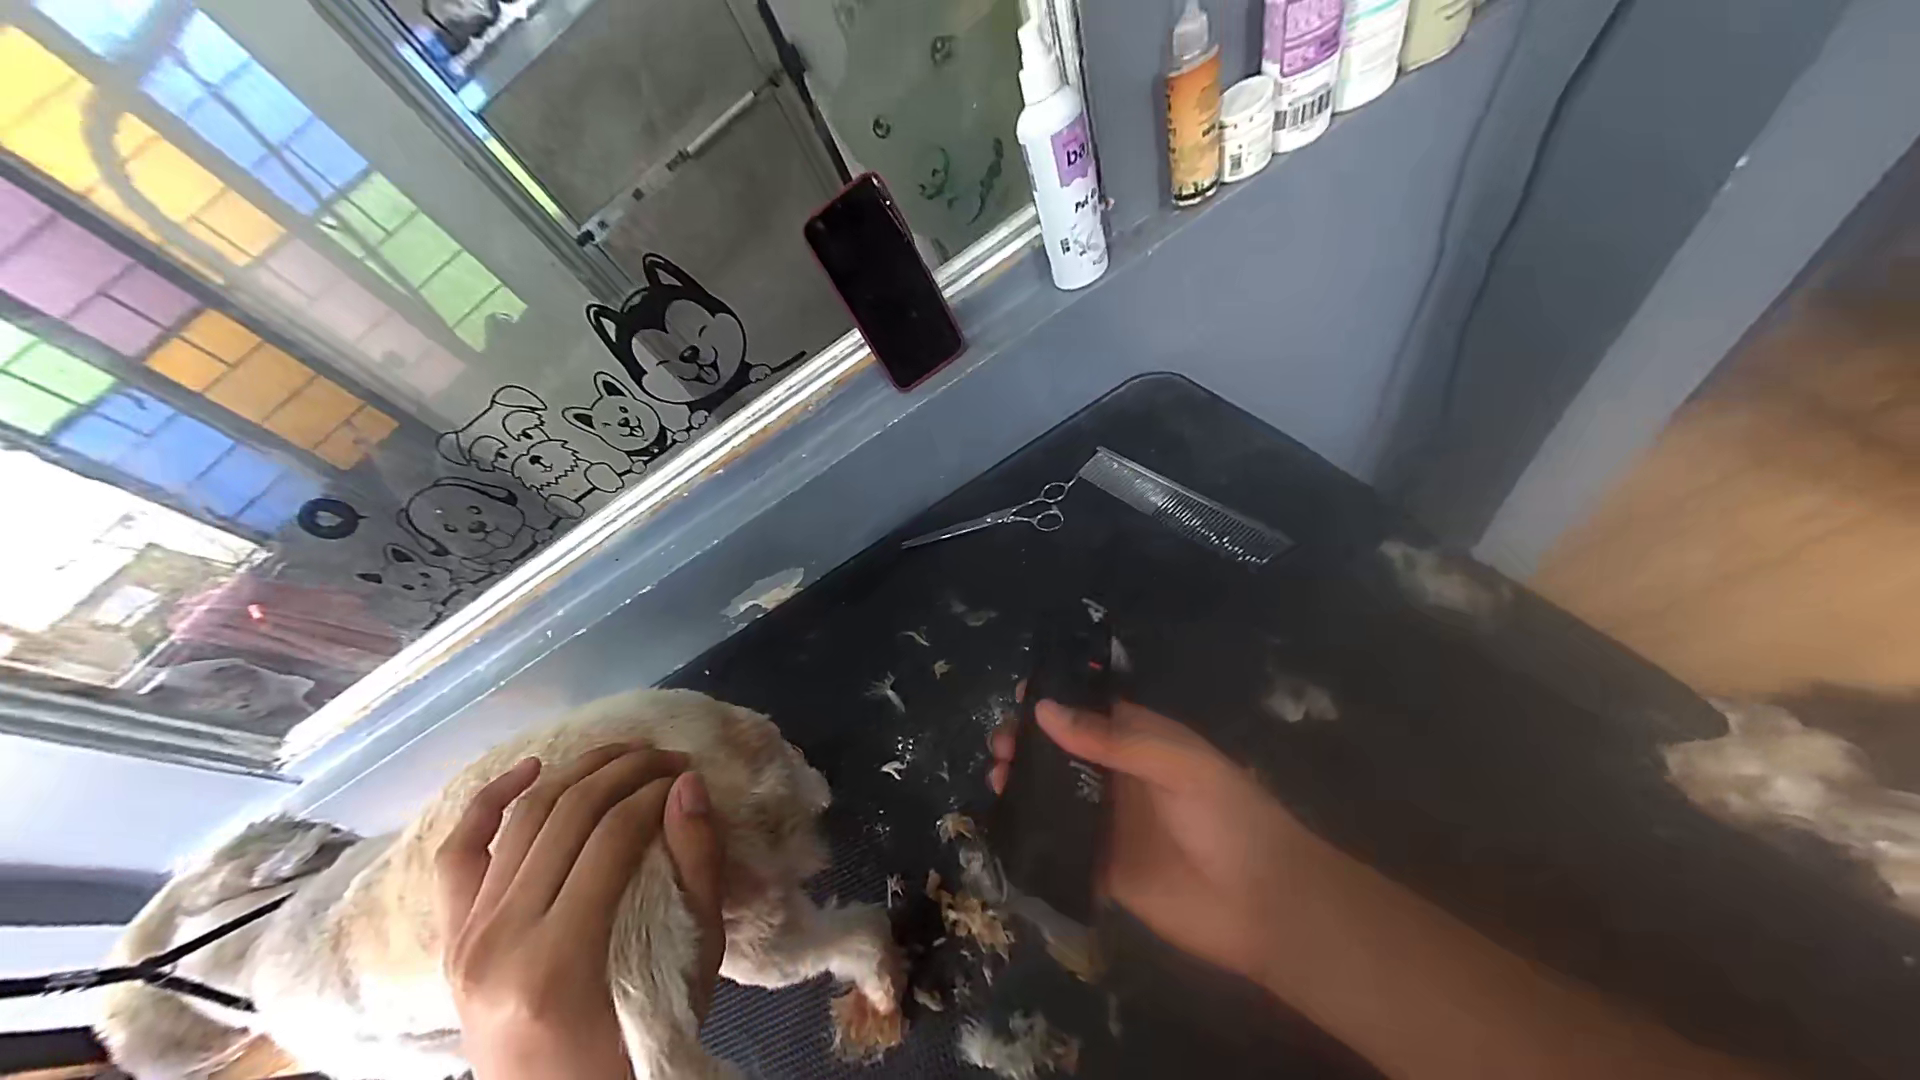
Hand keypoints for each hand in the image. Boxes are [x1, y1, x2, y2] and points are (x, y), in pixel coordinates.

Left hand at [436, 744, 727, 1079]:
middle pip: (569, 815)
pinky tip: (531, 766)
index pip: (613, 835)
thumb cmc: (640, 1039)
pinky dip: (489, 800)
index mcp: (560, 957)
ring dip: (579, 770)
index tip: (688, 774)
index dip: (657, 790)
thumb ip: (697, 869)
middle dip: (626, 770)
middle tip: (667, 756)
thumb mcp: (693, 960)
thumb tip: (690, 785)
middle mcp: (500, 939)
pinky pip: (459, 853)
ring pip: (523, 819)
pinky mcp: (451, 936)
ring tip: (625, 752)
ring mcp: (467, 936)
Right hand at [990, 698, 1317, 986]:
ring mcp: (1108, 822)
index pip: (1088, 709)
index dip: (1054, 700)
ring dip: (1023, 783)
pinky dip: (1030, 832)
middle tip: (999, 746)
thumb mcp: (1176, 762)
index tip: (1018, 696)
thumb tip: (1044, 710)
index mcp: (1139, 741)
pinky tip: (1002, 824)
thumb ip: (1112, 738)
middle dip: (1028, 742)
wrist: (1263, 906)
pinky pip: (1058, 843)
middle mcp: (1118, 776)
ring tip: (996, 779)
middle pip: (1062, 750)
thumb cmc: (1227, 816)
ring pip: (1053, 794)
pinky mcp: (1100, 866)